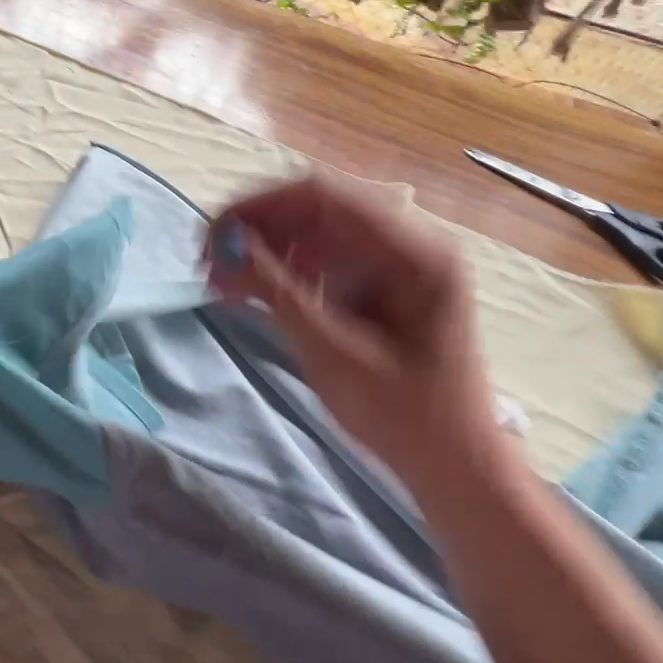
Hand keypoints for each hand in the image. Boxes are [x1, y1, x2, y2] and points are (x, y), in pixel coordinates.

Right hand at [208, 175, 511, 489]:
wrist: (454, 465)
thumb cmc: (403, 414)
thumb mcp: (333, 352)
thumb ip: (278, 290)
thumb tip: (225, 244)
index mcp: (415, 251)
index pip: (322, 196)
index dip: (259, 207)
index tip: (212, 236)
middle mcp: (409, 243)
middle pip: (315, 209)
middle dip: (255, 230)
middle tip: (207, 263)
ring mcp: (396, 262)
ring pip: (312, 231)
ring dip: (262, 249)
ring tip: (223, 281)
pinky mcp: (381, 283)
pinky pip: (321, 256)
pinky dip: (281, 268)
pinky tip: (252, 291)